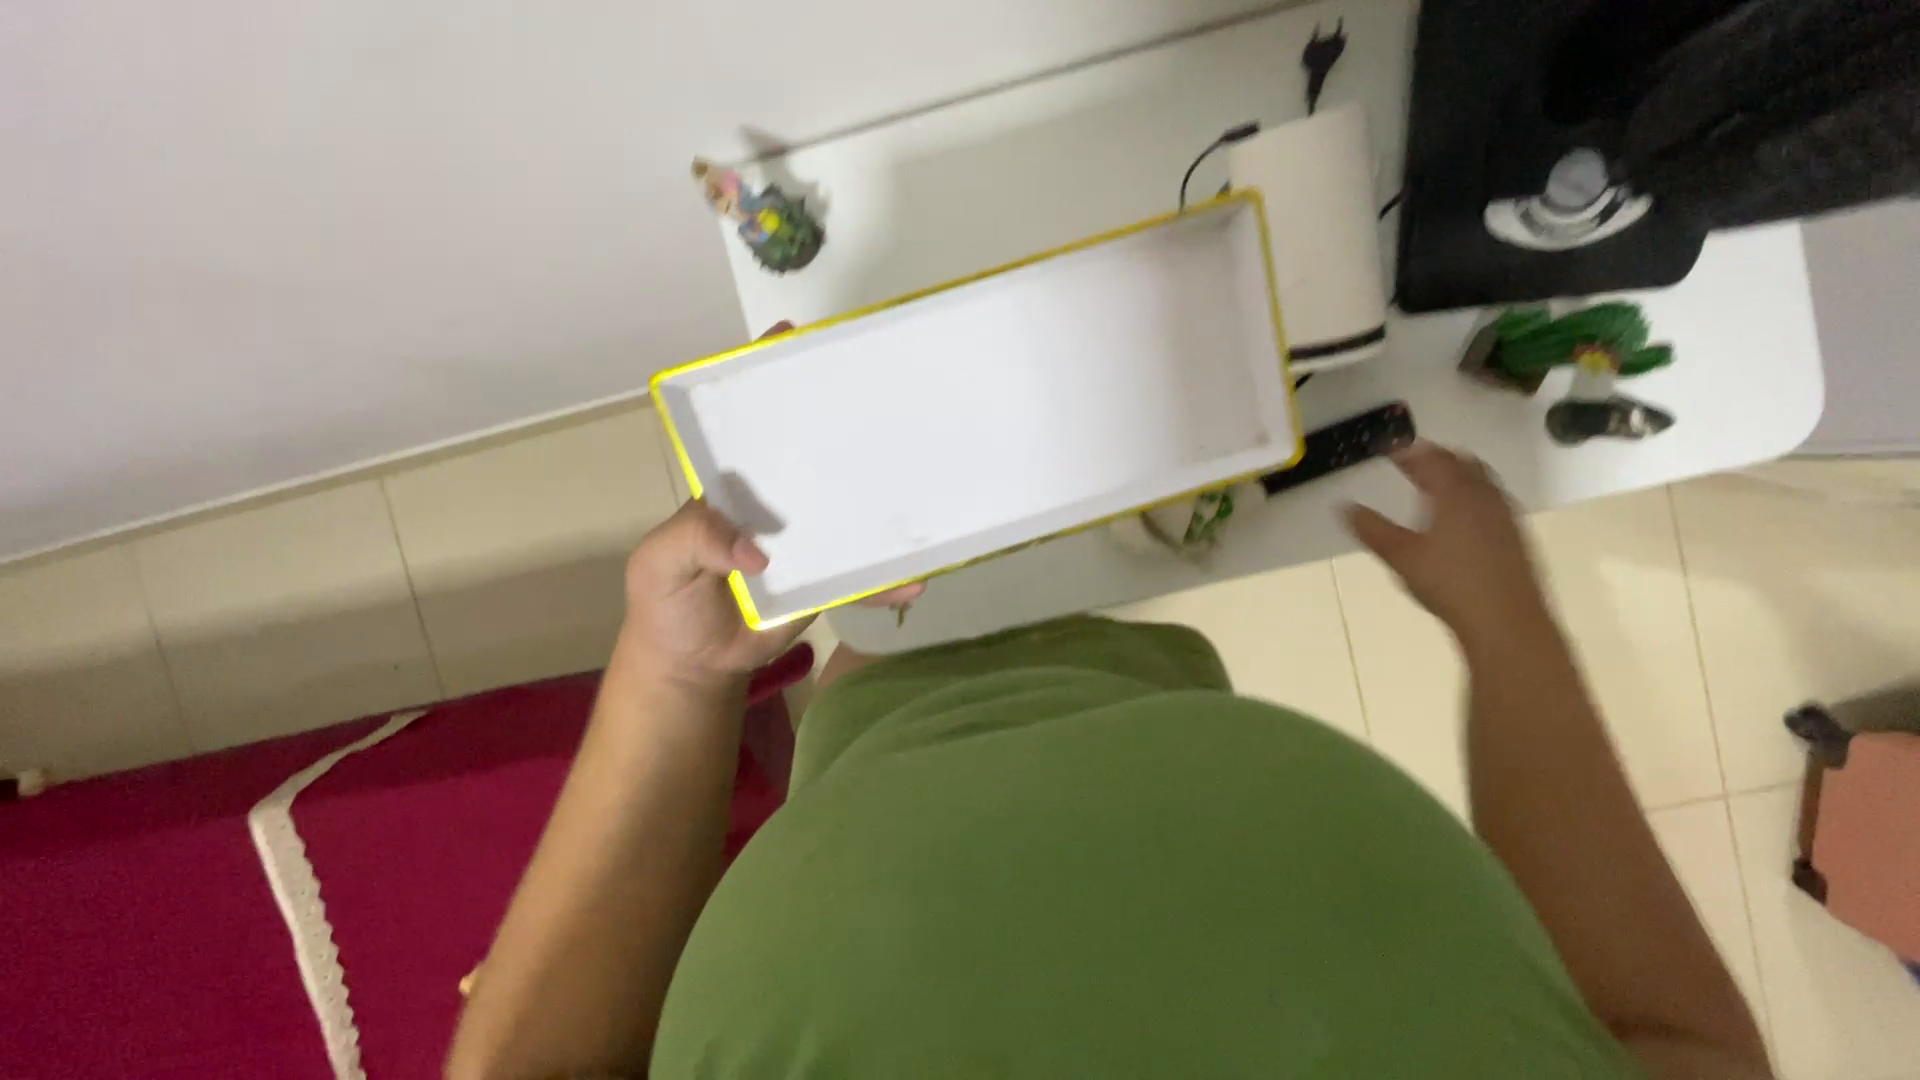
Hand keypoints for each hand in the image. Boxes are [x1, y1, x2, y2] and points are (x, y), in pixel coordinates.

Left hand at [617, 320, 923, 692]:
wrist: (696, 662)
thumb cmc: (668, 603)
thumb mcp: (660, 564)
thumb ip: (694, 541)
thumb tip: (759, 551)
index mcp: (735, 486)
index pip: (751, 423)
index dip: (768, 379)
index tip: (800, 338)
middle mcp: (778, 501)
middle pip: (813, 455)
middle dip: (846, 426)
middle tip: (891, 400)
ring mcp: (807, 540)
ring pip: (849, 509)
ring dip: (884, 499)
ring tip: (928, 481)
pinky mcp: (826, 580)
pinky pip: (862, 576)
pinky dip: (888, 580)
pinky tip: (917, 579)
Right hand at [1342, 440, 1553, 646]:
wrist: (1507, 621)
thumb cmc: (1448, 584)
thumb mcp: (1400, 556)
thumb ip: (1372, 529)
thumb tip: (1344, 507)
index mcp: (1455, 494)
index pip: (1431, 459)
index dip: (1409, 451)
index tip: (1390, 448)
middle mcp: (1485, 497)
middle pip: (1462, 463)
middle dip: (1437, 457)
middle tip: (1413, 462)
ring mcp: (1505, 515)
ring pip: (1482, 480)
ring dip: (1458, 474)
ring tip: (1437, 484)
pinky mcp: (1517, 536)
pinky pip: (1494, 499)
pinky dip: (1474, 494)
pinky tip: (1462, 516)